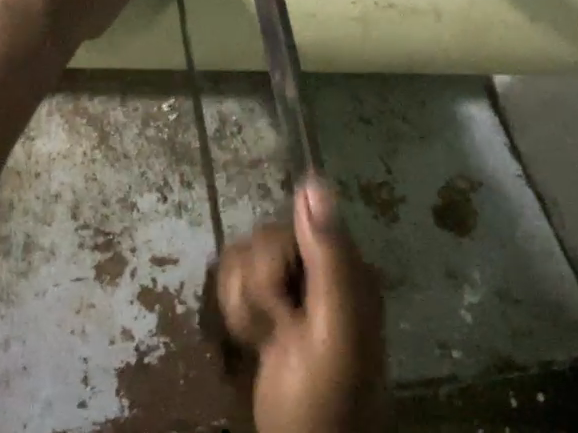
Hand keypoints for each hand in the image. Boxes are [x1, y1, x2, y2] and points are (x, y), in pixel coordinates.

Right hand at [214, 180, 387, 432]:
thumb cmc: (325, 399)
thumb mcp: (335, 330)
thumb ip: (328, 257)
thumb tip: (314, 179)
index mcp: (345, 267)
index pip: (290, 224)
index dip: (274, 261)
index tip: (282, 300)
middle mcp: (320, 269)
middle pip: (260, 239)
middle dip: (256, 285)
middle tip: (277, 327)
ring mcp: (292, 289)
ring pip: (242, 257)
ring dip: (243, 301)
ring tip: (264, 338)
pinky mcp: (267, 306)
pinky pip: (233, 278)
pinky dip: (235, 309)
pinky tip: (252, 337)